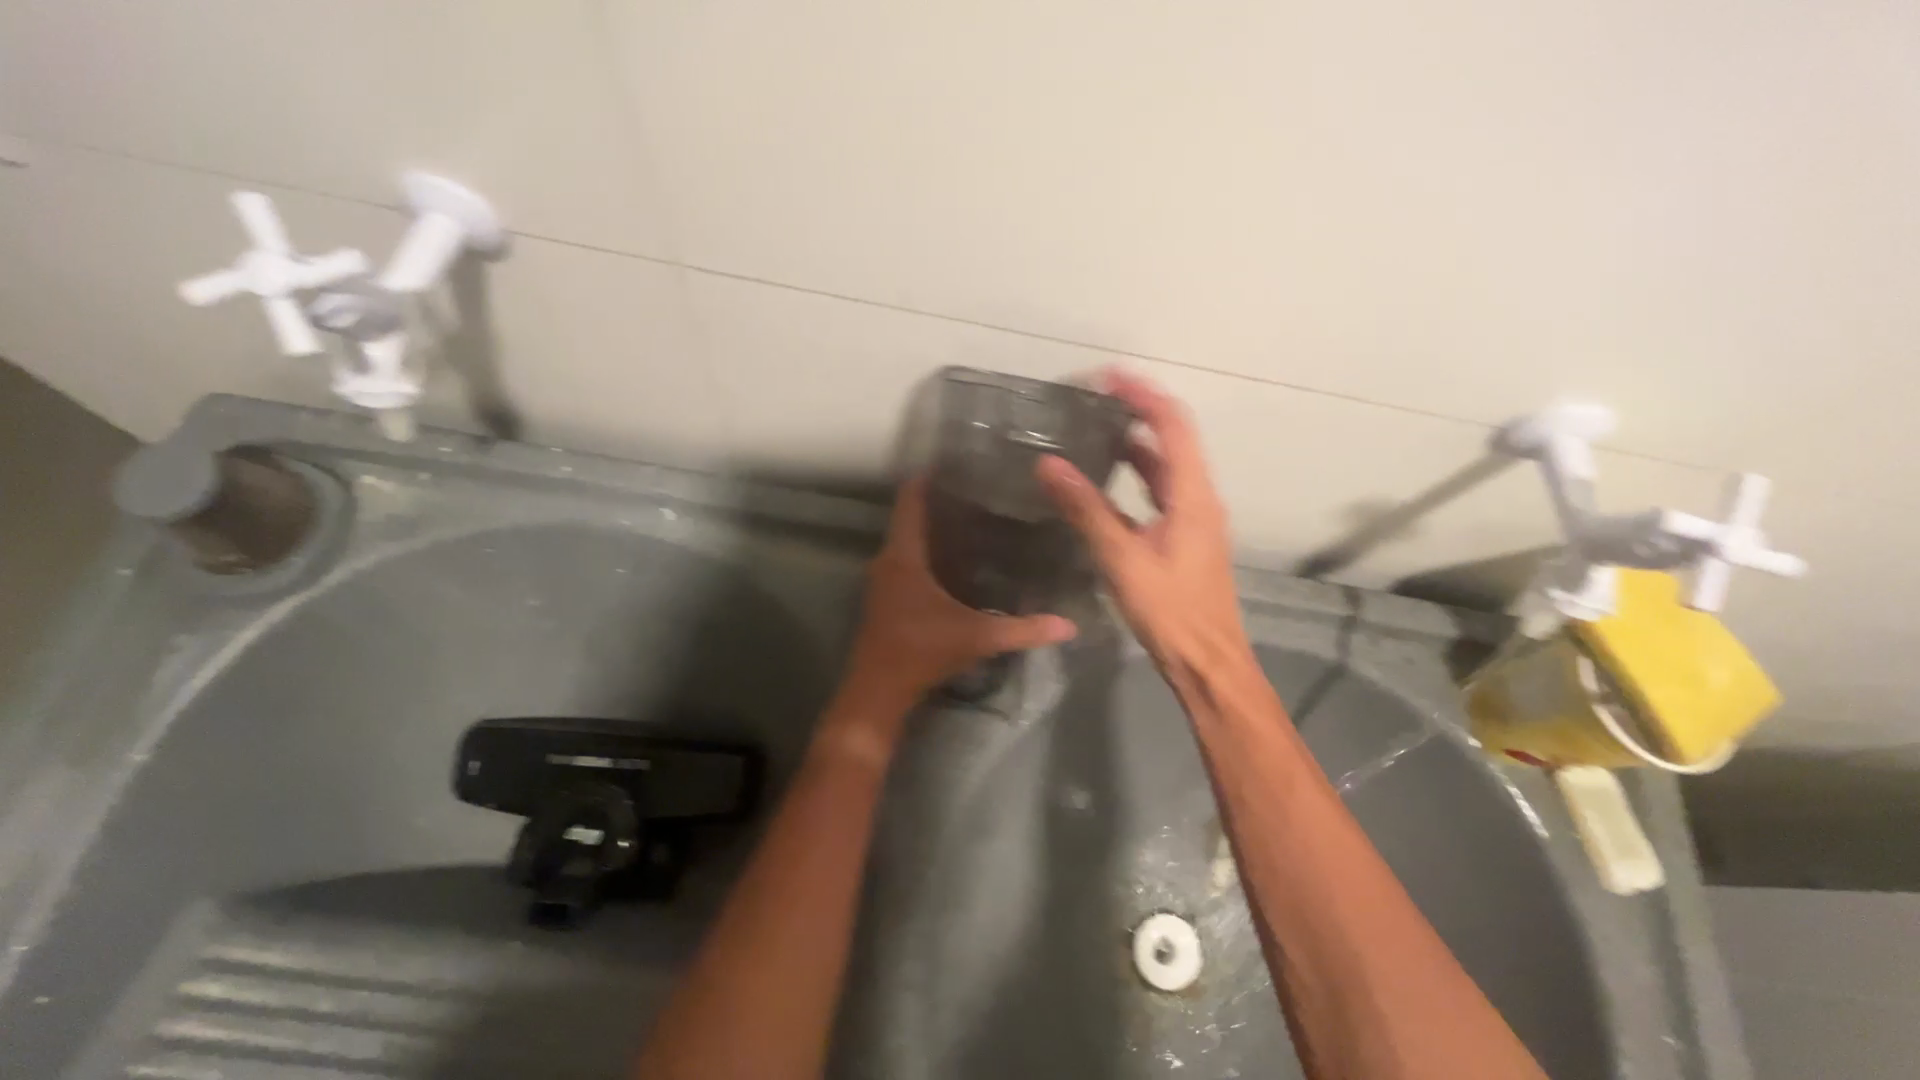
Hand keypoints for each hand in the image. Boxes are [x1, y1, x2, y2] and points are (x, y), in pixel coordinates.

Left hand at [843, 476, 1077, 703]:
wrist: (878, 693)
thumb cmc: (922, 652)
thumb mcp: (977, 638)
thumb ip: (1024, 629)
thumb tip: (1070, 625)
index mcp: (903, 557)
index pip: (911, 501)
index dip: (929, 478)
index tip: (957, 461)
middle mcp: (888, 562)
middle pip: (911, 520)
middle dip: (942, 504)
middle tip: (981, 491)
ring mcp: (883, 582)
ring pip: (909, 544)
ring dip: (935, 532)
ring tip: (975, 520)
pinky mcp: (886, 600)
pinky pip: (907, 564)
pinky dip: (928, 556)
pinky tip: (957, 563)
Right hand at [1037, 370, 1250, 671]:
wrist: (1207, 661)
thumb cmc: (1170, 611)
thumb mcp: (1122, 558)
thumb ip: (1086, 509)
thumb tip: (1048, 464)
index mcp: (1193, 494)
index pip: (1172, 424)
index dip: (1142, 394)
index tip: (1105, 377)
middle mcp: (1200, 498)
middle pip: (1173, 439)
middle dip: (1137, 412)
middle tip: (1093, 401)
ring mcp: (1195, 520)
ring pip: (1167, 468)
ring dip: (1136, 445)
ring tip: (1094, 431)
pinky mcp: (1185, 540)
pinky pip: (1160, 494)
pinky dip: (1135, 479)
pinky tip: (1103, 486)